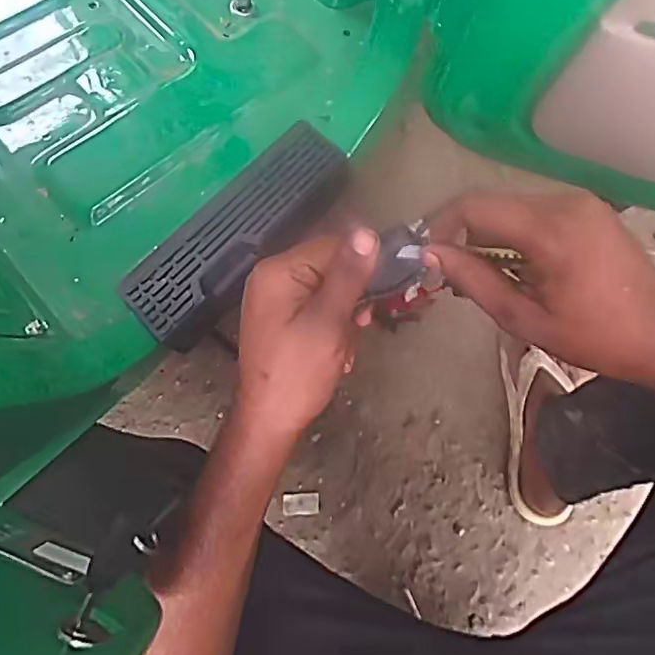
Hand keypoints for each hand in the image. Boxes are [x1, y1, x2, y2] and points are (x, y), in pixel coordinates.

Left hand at [234, 229, 378, 439]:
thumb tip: (367, 233)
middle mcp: (273, 277)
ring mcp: (276, 298)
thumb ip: (349, 276)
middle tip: (362, 322)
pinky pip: (318, 306)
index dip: (363, 263)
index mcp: (279, 271)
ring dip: (346, 313)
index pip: (332, 245)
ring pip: (328, 288)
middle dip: (353, 294)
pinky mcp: (282, 317)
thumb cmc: (298, 373)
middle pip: (330, 266)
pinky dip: (334, 324)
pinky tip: (339, 349)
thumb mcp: (329, 321)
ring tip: (348, 341)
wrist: (269, 421)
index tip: (385, 286)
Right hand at [426, 190, 654, 380]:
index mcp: (550, 228)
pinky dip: (512, 232)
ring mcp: (578, 202)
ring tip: (481, 273)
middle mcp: (563, 202)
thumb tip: (431, 255)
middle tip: (450, 271)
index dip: (441, 225)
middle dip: (462, 232)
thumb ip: (474, 281)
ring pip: (509, 206)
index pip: (475, 206)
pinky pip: (532, 211)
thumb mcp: (525, 318)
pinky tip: (513, 264)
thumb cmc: (596, 336)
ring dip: (486, 233)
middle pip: (490, 203)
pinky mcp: (586, 208)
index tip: (429, 255)